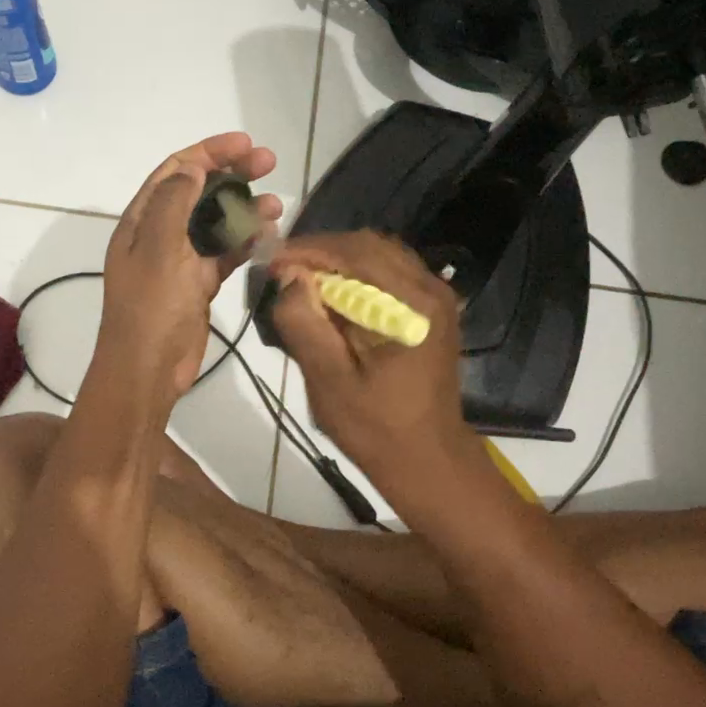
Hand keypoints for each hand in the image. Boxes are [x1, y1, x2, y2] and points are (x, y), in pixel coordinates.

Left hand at [98, 133, 279, 406]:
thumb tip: (192, 167)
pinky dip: (245, 242)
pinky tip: (269, 235)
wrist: (147, 370)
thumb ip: (175, 202)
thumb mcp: (159, 248)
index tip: (246, 144)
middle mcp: (158, 236)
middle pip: (197, 192)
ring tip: (277, 202)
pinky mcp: (197, 285)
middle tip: (269, 163)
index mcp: (141, 221)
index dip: (208, 151)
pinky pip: (224, 254)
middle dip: (231, 174)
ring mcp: (179, 262)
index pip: (175, 171)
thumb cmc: (151, 307)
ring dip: (243, 209)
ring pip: (215, 223)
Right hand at [268, 231, 480, 477]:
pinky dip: (355, 277)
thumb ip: (305, 324)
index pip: (354, 252)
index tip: (270, 262)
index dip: (307, 249)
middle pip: (369, 246)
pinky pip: (389, 275)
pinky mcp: (431, 312)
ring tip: (300, 282)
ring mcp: (435, 299)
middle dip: (321, 252)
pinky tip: (331, 298)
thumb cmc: (376, 428)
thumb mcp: (329, 380)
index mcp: (413, 304)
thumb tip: (288, 276)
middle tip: (281, 271)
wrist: (427, 459)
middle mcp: (431, 289)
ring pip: (379, 257)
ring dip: (337, 262)